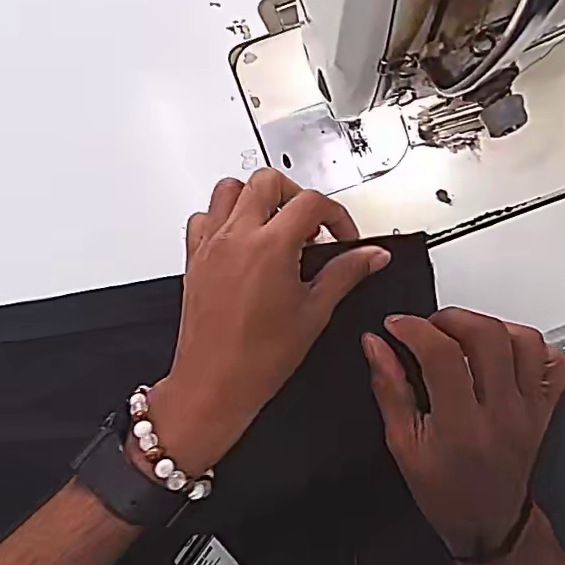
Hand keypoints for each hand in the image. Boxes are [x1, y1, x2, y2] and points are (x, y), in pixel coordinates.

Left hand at [145, 169, 390, 476]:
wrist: (214, 383)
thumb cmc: (256, 358)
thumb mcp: (314, 313)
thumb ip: (345, 274)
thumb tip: (370, 256)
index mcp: (270, 246)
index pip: (311, 202)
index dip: (336, 215)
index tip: (342, 237)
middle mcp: (236, 237)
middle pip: (267, 180)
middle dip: (295, 194)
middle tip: (310, 224)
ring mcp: (211, 245)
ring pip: (229, 189)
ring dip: (256, 197)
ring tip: (275, 224)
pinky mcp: (193, 259)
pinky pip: (203, 218)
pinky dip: (222, 218)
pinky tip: (240, 239)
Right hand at [363, 308, 564, 557]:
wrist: (488, 522)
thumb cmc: (444, 491)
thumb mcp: (402, 444)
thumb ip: (389, 388)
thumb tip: (375, 345)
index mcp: (461, 426)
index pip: (442, 355)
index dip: (414, 329)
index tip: (397, 326)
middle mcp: (502, 413)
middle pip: (487, 336)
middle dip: (450, 317)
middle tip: (429, 326)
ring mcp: (530, 409)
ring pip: (524, 340)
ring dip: (489, 325)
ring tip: (464, 335)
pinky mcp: (546, 408)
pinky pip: (555, 361)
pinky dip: (532, 345)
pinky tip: (504, 350)